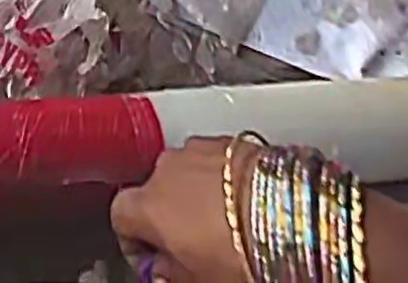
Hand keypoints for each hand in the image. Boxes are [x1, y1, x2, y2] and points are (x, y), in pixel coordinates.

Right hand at [110, 138, 255, 282]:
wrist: (287, 211)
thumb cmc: (242, 252)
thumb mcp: (199, 281)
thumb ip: (170, 275)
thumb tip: (162, 272)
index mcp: (150, 205)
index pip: (120, 214)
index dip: (134, 240)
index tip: (153, 259)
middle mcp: (167, 169)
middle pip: (153, 190)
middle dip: (167, 215)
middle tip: (192, 245)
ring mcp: (196, 149)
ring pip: (182, 172)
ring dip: (193, 193)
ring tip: (221, 222)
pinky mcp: (226, 139)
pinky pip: (210, 160)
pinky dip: (217, 177)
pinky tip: (237, 200)